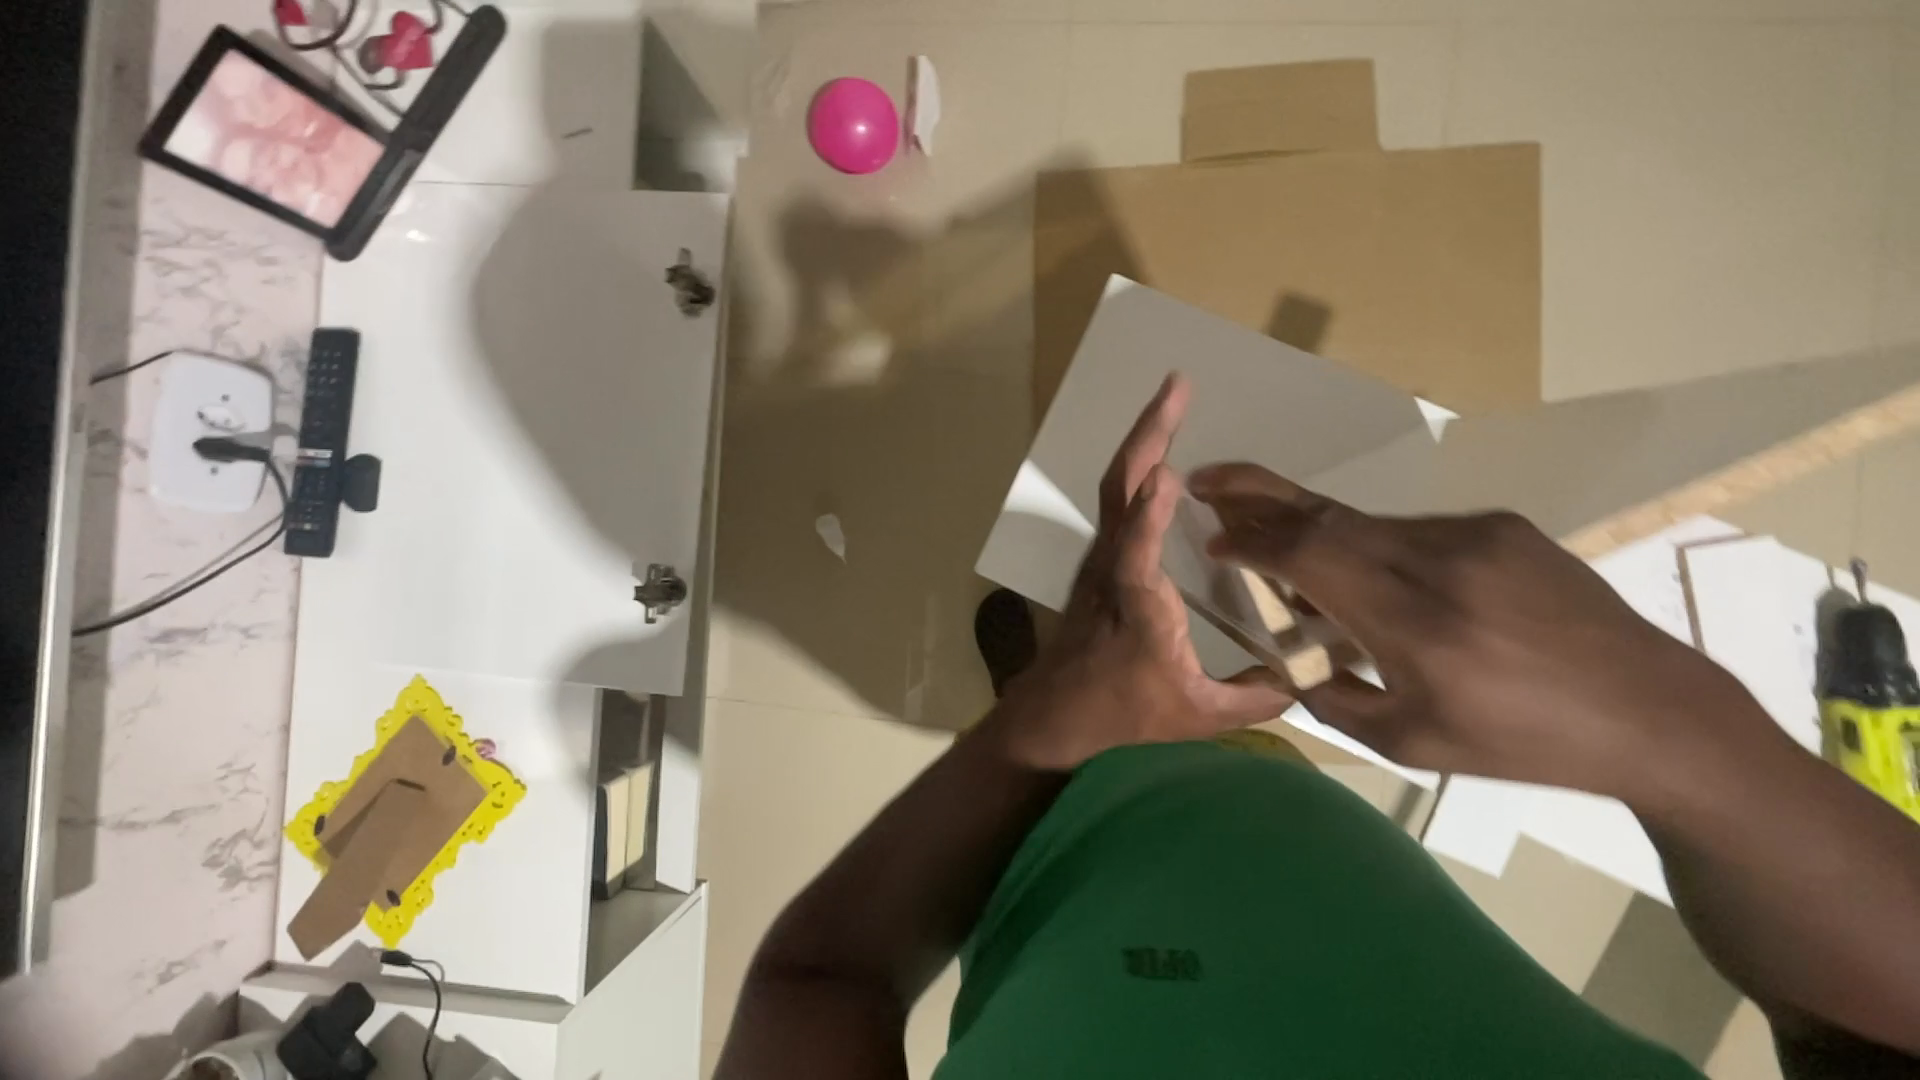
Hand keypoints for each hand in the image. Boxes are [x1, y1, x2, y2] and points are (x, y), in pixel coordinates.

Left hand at [990, 377, 1293, 769]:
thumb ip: (1252, 697)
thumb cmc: (1122, 713)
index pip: (1135, 555)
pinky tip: (1163, 456)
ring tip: (1174, 402)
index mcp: (1135, 606)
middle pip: (1118, 491)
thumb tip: (1307, 679)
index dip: (1147, 515)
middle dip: (1147, 435)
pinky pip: (1118, 502)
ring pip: (1114, 488)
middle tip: (1177, 387)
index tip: (1167, 474)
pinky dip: (1138, 469)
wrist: (1056, 711)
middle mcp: (1111, 570)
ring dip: (1142, 441)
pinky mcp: (1100, 559)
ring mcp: (1100, 559)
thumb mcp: (1195, 714)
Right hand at [1188, 463, 1778, 800]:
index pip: (1308, 556)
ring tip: (1285, 546)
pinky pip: (1412, 530)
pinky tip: (1376, 575)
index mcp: (1413, 623)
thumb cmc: (1522, 743)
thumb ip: (1332, 698)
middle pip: (1325, 514)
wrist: (1654, 714)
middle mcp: (1438, 561)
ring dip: (1314, 529)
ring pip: (1366, 522)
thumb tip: (1287, 663)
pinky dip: (1372, 544)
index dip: (1250, 542)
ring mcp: (1475, 535)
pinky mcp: (1504, 527)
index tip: (1214, 542)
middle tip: (1208, 481)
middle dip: (1256, 494)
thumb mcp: (1410, 742)